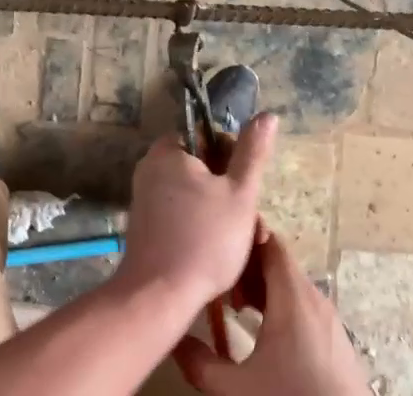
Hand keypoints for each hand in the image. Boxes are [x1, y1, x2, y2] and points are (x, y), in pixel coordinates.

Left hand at [115, 113, 277, 311]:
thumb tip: (267, 115)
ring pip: (195, 194)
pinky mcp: (145, 224)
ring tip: (238, 242)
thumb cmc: (204, 240)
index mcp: (168, 150)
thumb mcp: (240, 194)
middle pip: (203, 167)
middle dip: (229, 192)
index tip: (245, 190)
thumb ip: (253, 152)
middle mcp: (150, 167)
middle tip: (249, 222)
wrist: (158, 296)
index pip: (210, 137)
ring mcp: (144, 197)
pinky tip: (215, 252)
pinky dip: (199, 226)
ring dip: (219, 212)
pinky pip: (180, 213)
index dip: (234, 160)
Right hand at [171, 232, 368, 395]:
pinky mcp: (335, 337)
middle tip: (220, 286)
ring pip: (290, 284)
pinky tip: (264, 333)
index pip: (269, 240)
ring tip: (237, 309)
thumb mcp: (238, 388)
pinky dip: (280, 305)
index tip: (215, 248)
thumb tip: (174, 341)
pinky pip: (303, 304)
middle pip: (277, 261)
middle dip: (246, 267)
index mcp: (292, 295)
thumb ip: (201, 364)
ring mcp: (328, 317)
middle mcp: (313, 297)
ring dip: (262, 288)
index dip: (242, 238)